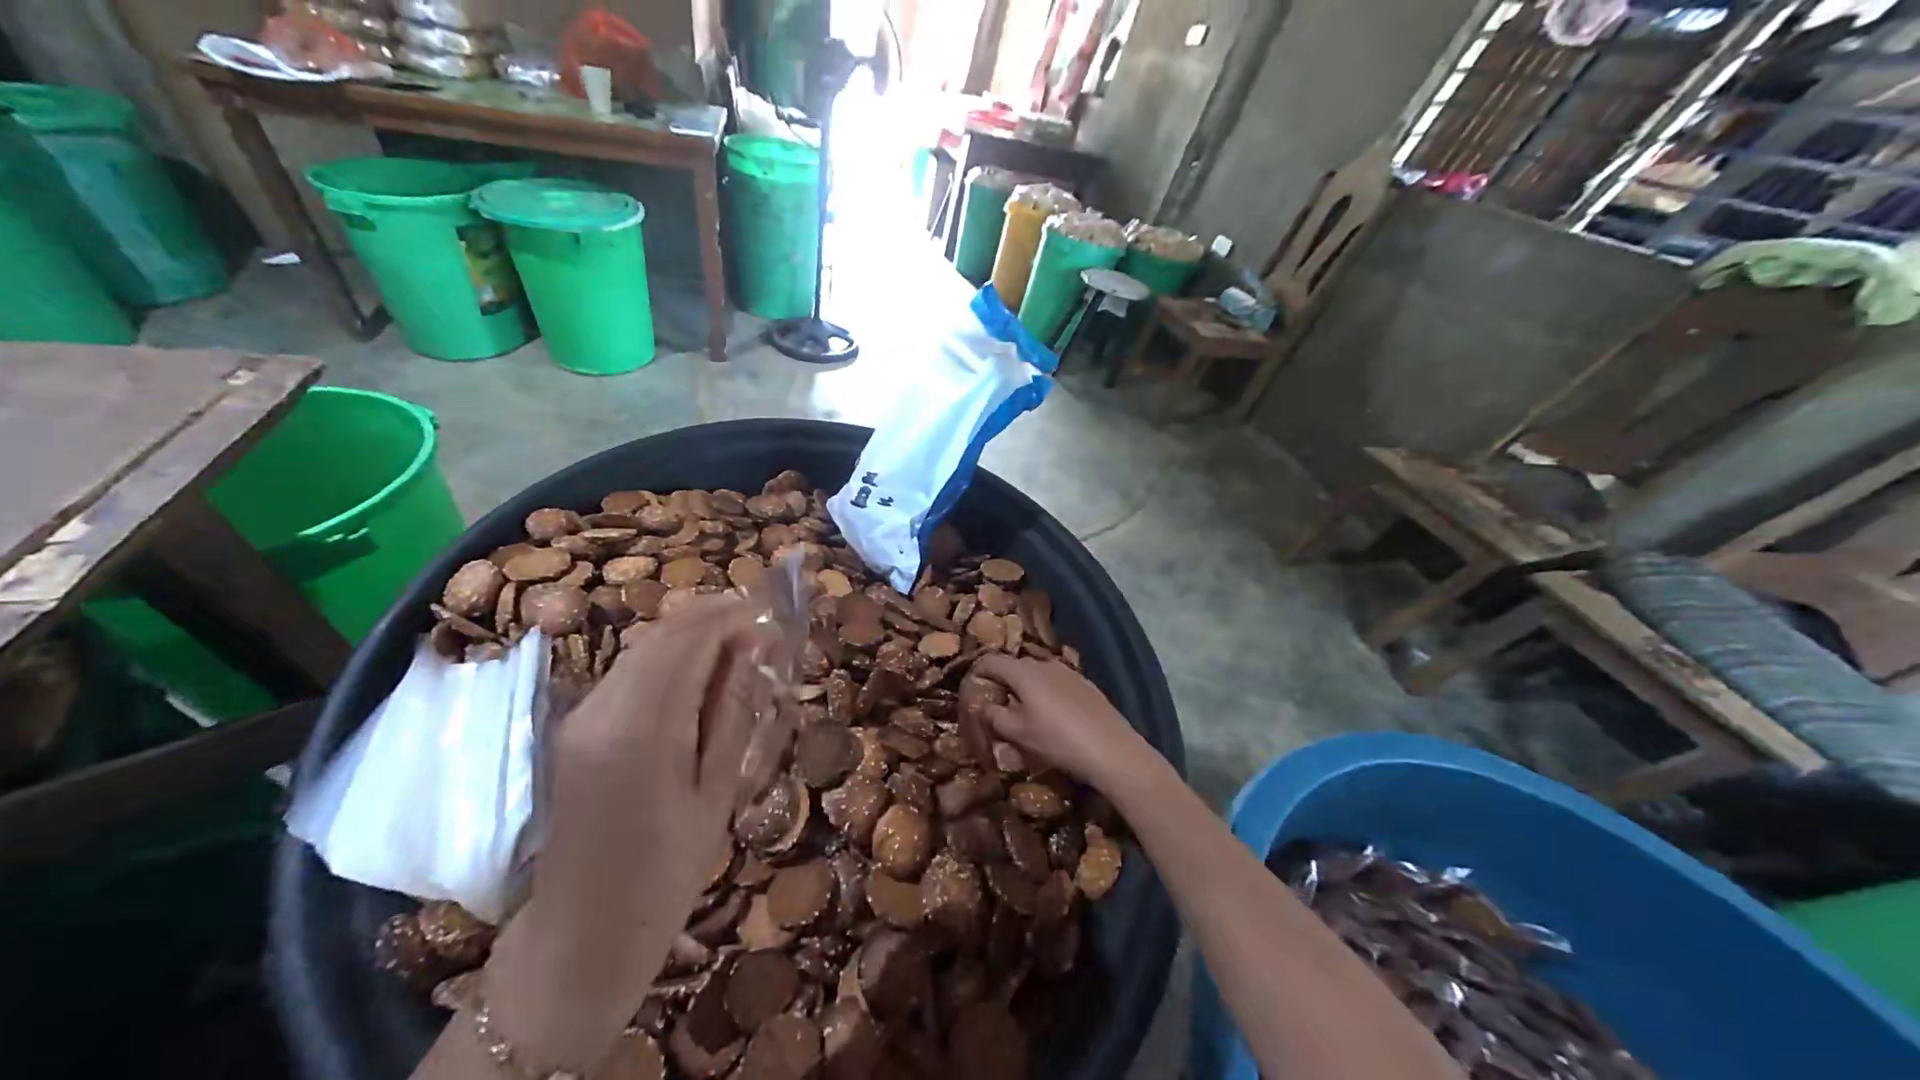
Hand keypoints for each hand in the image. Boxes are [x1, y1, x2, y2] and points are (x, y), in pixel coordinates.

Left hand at [484, 597, 777, 1072]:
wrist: (582, 935)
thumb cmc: (666, 873)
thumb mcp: (717, 792)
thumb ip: (733, 710)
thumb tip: (754, 649)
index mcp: (640, 726)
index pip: (688, 639)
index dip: (732, 617)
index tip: (773, 619)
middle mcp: (601, 707)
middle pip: (660, 633)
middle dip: (712, 620)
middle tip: (762, 633)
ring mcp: (580, 716)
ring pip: (642, 649)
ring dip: (690, 639)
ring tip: (739, 656)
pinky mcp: (574, 728)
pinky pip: (627, 674)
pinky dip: (666, 663)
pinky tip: (698, 683)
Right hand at [973, 654, 1159, 792]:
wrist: (1112, 751)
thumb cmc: (1057, 740)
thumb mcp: (1018, 733)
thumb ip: (994, 716)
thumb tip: (982, 706)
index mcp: (1024, 672)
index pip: (990, 661)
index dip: (977, 673)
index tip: (972, 691)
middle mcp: (1045, 664)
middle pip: (1015, 666)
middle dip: (1002, 683)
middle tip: (997, 708)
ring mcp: (1069, 672)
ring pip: (1038, 675)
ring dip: (1026, 690)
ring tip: (1025, 715)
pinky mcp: (1087, 685)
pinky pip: (1057, 683)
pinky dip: (1047, 694)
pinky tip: (1054, 718)